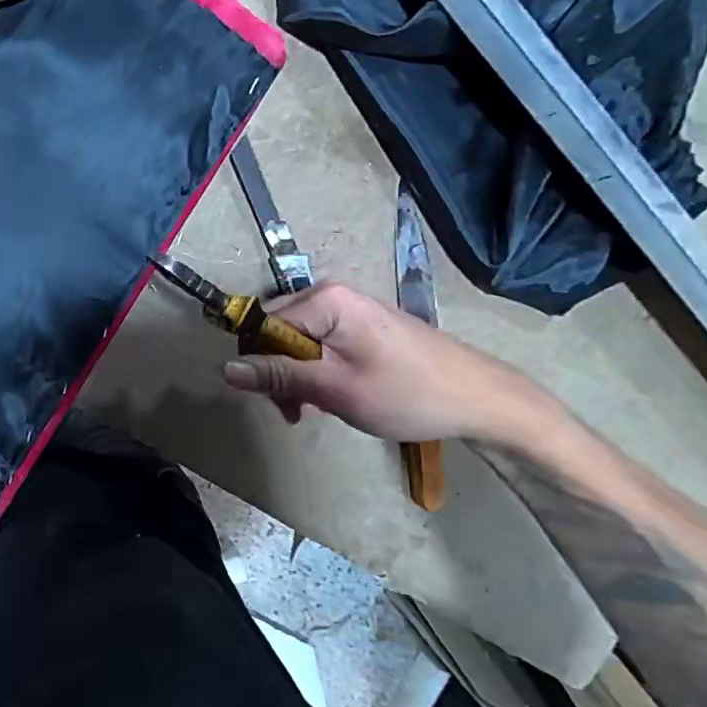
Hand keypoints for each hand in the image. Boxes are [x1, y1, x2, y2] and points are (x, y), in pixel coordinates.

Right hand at [221, 283, 567, 449]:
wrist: (480, 399)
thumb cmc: (407, 393)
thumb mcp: (335, 389)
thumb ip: (278, 376)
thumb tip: (226, 368)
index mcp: (324, 301)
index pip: (262, 324)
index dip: (258, 362)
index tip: (275, 400)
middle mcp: (330, 295)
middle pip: (276, 330)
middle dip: (277, 372)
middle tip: (297, 411)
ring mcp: (347, 308)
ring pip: (295, 341)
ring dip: (295, 376)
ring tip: (316, 409)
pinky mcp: (359, 324)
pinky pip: (317, 343)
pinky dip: (315, 371)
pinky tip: (331, 396)